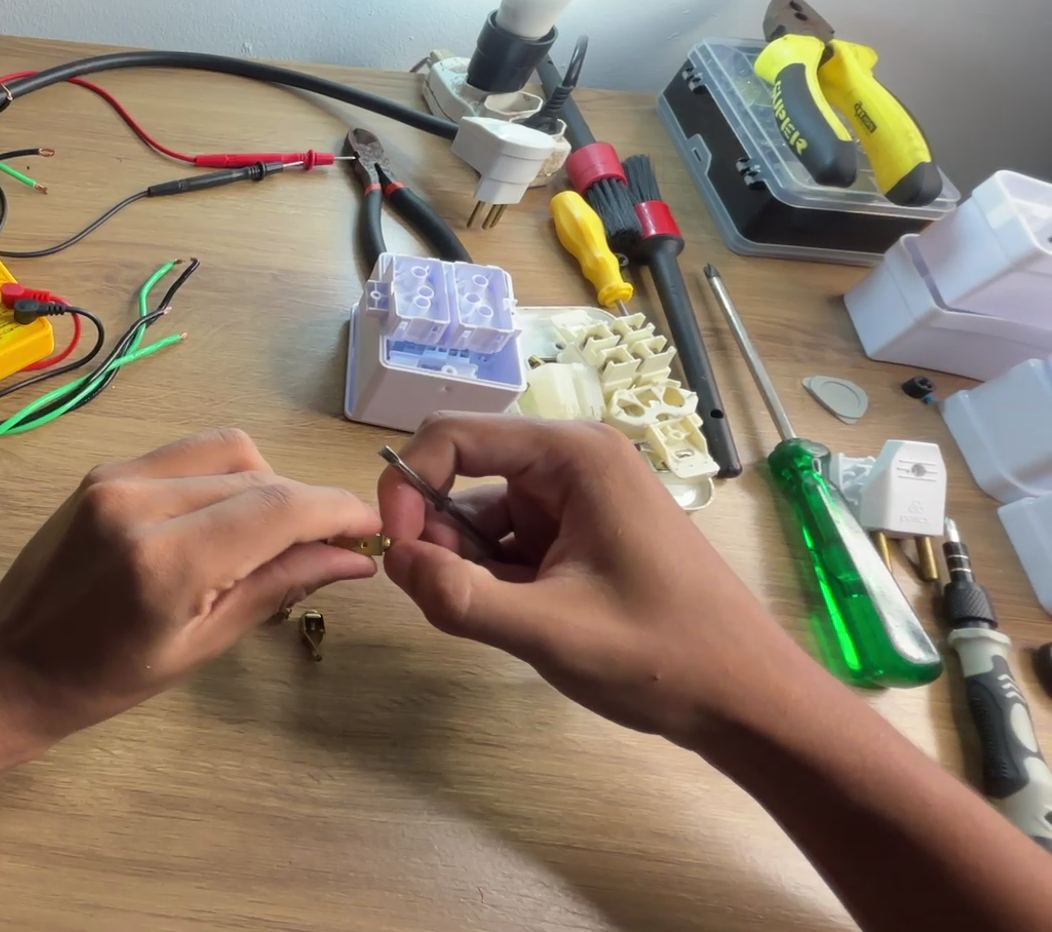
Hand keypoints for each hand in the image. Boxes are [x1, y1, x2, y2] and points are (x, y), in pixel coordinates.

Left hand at [0, 429, 380, 746]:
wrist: (9, 658)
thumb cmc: (102, 680)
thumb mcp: (199, 647)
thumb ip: (276, 588)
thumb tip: (351, 558)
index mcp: (165, 560)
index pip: (277, 508)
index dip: (336, 510)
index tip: (371, 528)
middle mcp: (140, 499)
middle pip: (256, 472)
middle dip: (303, 502)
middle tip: (323, 545)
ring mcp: (116, 475)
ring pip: (226, 449)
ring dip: (265, 482)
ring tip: (269, 533)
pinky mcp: (105, 468)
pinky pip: (187, 454)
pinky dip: (223, 476)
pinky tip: (222, 517)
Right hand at [378, 413, 818, 745]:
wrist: (754, 710)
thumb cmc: (666, 660)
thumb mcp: (552, 632)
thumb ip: (459, 597)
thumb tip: (391, 561)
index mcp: (571, 455)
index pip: (450, 436)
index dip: (407, 483)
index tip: (397, 548)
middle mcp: (565, 461)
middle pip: (455, 473)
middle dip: (434, 532)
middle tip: (440, 593)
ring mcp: (566, 496)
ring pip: (468, 511)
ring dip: (459, 560)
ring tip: (491, 615)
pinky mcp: (564, 531)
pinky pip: (493, 538)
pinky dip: (481, 574)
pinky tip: (510, 613)